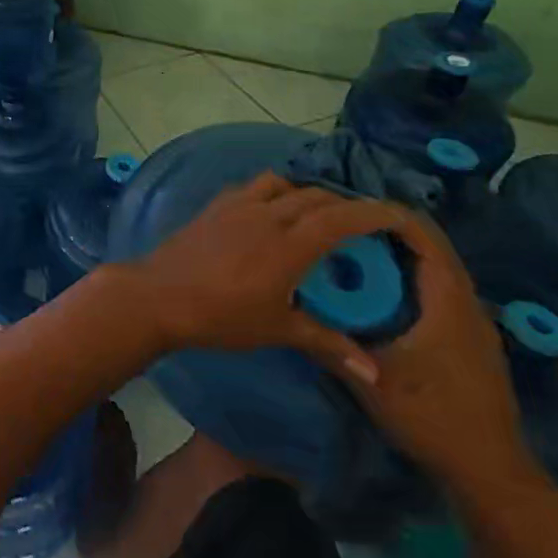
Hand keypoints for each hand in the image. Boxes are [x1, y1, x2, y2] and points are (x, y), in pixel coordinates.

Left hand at [122, 172, 402, 385]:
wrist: (161, 295)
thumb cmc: (222, 316)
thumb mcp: (278, 330)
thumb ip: (328, 343)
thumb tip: (375, 374)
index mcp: (289, 244)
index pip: (340, 218)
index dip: (372, 213)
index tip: (396, 215)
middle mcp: (268, 215)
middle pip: (315, 197)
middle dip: (344, 204)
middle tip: (361, 220)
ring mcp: (238, 205)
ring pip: (283, 184)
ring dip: (306, 192)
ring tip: (317, 211)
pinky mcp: (216, 205)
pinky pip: (253, 187)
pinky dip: (274, 191)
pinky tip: (272, 210)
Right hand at [336, 209, 536, 490]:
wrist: (488, 468)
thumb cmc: (431, 413)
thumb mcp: (373, 378)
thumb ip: (332, 344)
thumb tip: (291, 312)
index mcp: (448, 300)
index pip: (425, 236)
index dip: (389, 213)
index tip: (348, 204)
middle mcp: (465, 299)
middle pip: (430, 245)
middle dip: (387, 227)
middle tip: (341, 222)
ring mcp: (470, 318)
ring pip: (434, 266)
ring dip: (397, 251)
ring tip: (351, 246)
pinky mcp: (467, 335)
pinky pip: (436, 286)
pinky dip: (407, 273)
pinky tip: (376, 286)